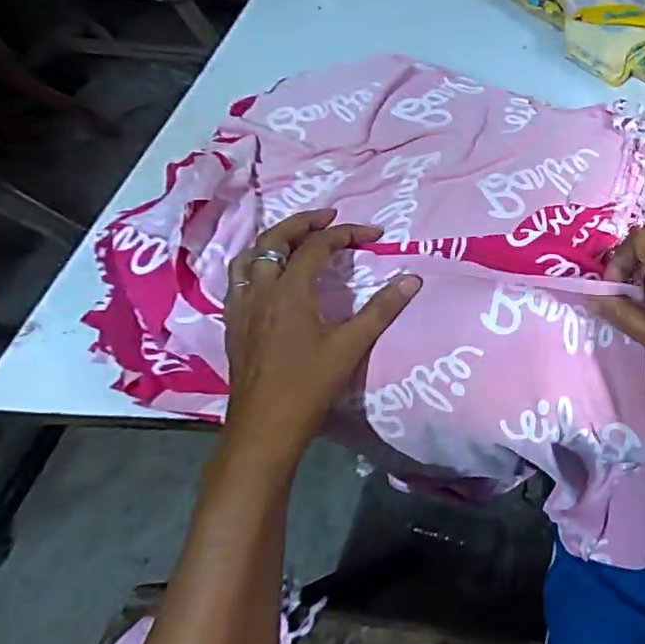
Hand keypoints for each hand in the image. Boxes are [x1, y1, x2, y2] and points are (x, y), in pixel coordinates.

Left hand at [222, 209, 420, 452]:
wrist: (265, 425)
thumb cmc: (310, 385)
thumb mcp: (352, 345)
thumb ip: (382, 308)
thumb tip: (411, 279)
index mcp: (290, 291)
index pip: (318, 246)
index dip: (347, 234)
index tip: (374, 235)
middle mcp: (260, 290)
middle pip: (275, 239)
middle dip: (303, 223)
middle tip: (330, 218)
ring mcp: (241, 307)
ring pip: (249, 257)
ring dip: (274, 240)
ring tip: (296, 240)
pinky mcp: (233, 324)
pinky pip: (238, 280)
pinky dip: (256, 265)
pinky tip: (269, 278)